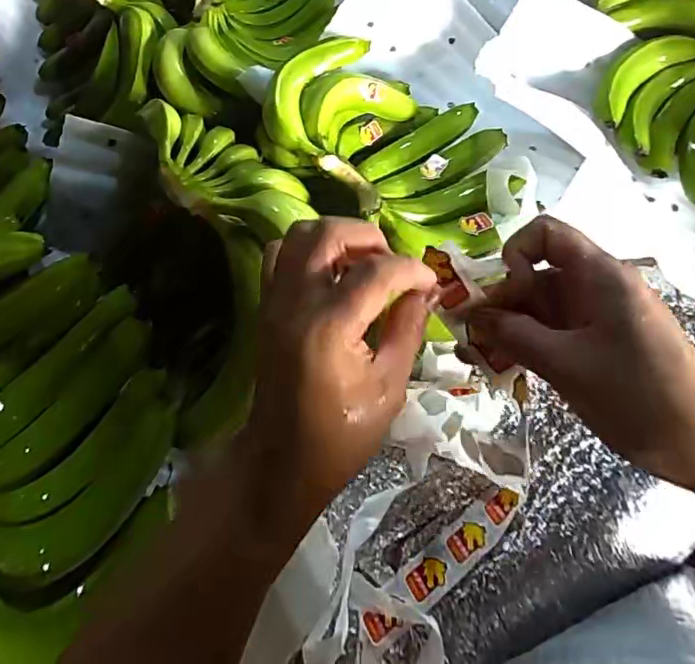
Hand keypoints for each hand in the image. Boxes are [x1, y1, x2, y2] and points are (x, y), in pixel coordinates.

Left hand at [239, 218, 437, 526]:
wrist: (279, 462)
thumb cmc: (340, 434)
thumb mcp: (389, 387)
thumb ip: (408, 329)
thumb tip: (425, 290)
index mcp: (330, 327)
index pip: (377, 271)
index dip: (411, 269)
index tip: (429, 281)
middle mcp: (297, 302)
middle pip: (329, 233)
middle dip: (369, 238)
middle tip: (392, 263)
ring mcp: (275, 300)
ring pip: (300, 234)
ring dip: (337, 237)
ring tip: (362, 263)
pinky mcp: (265, 305)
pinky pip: (280, 254)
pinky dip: (308, 250)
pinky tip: (331, 273)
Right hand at [464, 216, 694, 491]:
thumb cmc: (642, 399)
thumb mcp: (569, 368)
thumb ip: (516, 336)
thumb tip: (471, 316)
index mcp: (601, 275)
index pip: (547, 233)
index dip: (515, 253)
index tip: (503, 296)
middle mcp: (601, 286)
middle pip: (540, 274)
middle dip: (502, 302)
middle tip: (468, 339)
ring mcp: (606, 316)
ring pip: (547, 307)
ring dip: (513, 329)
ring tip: (481, 360)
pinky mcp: (608, 343)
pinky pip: (562, 331)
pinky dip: (535, 344)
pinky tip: (510, 369)